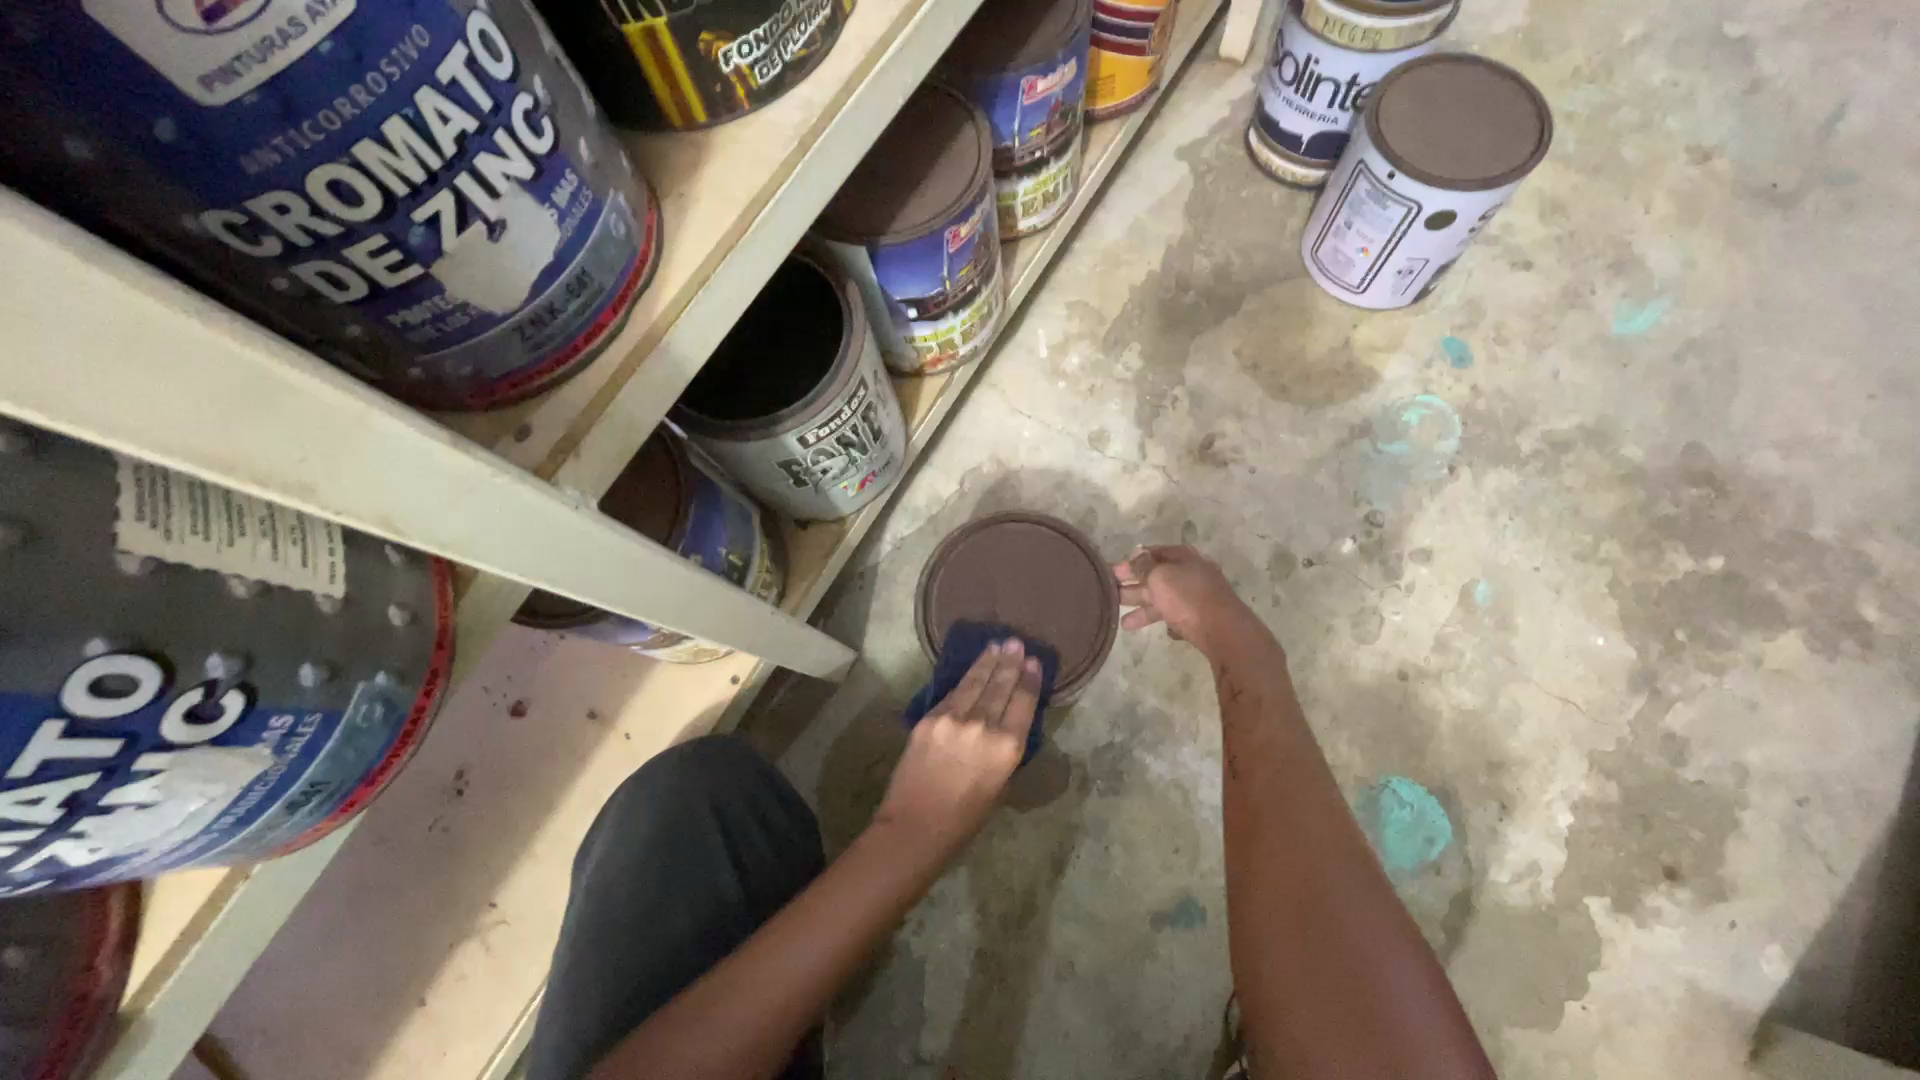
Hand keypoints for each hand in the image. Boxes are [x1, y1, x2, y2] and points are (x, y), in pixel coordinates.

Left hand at [875, 640, 1040, 851]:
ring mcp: (953, 719)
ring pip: (975, 682)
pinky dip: (965, 680)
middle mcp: (983, 726)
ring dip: (988, 662)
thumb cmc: (965, 820)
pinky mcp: (929, 718)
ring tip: (998, 645)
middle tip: (1017, 643)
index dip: (1030, 680)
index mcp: (1007, 748)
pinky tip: (972, 670)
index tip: (1034, 662)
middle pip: (1001, 686)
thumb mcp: (1000, 786)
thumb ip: (1005, 751)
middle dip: (1010, 663)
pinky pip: (951, 694)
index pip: (1024, 703)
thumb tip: (1006, 725)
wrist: (915, 827)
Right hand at [1112, 545, 1257, 655]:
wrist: (1222, 629)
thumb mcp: (1159, 576)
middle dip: (1132, 585)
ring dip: (1140, 608)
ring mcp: (1194, 595)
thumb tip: (1136, 553)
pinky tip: (1148, 629)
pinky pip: (1172, 615)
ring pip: (1162, 598)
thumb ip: (1144, 566)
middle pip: (1155, 576)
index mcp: (1182, 557)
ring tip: (1121, 622)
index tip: (1113, 571)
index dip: (1132, 561)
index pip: (1153, 553)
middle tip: (1110, 593)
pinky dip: (1158, 619)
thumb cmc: (1187, 597)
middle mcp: (1189, 573)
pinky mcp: (1197, 617)